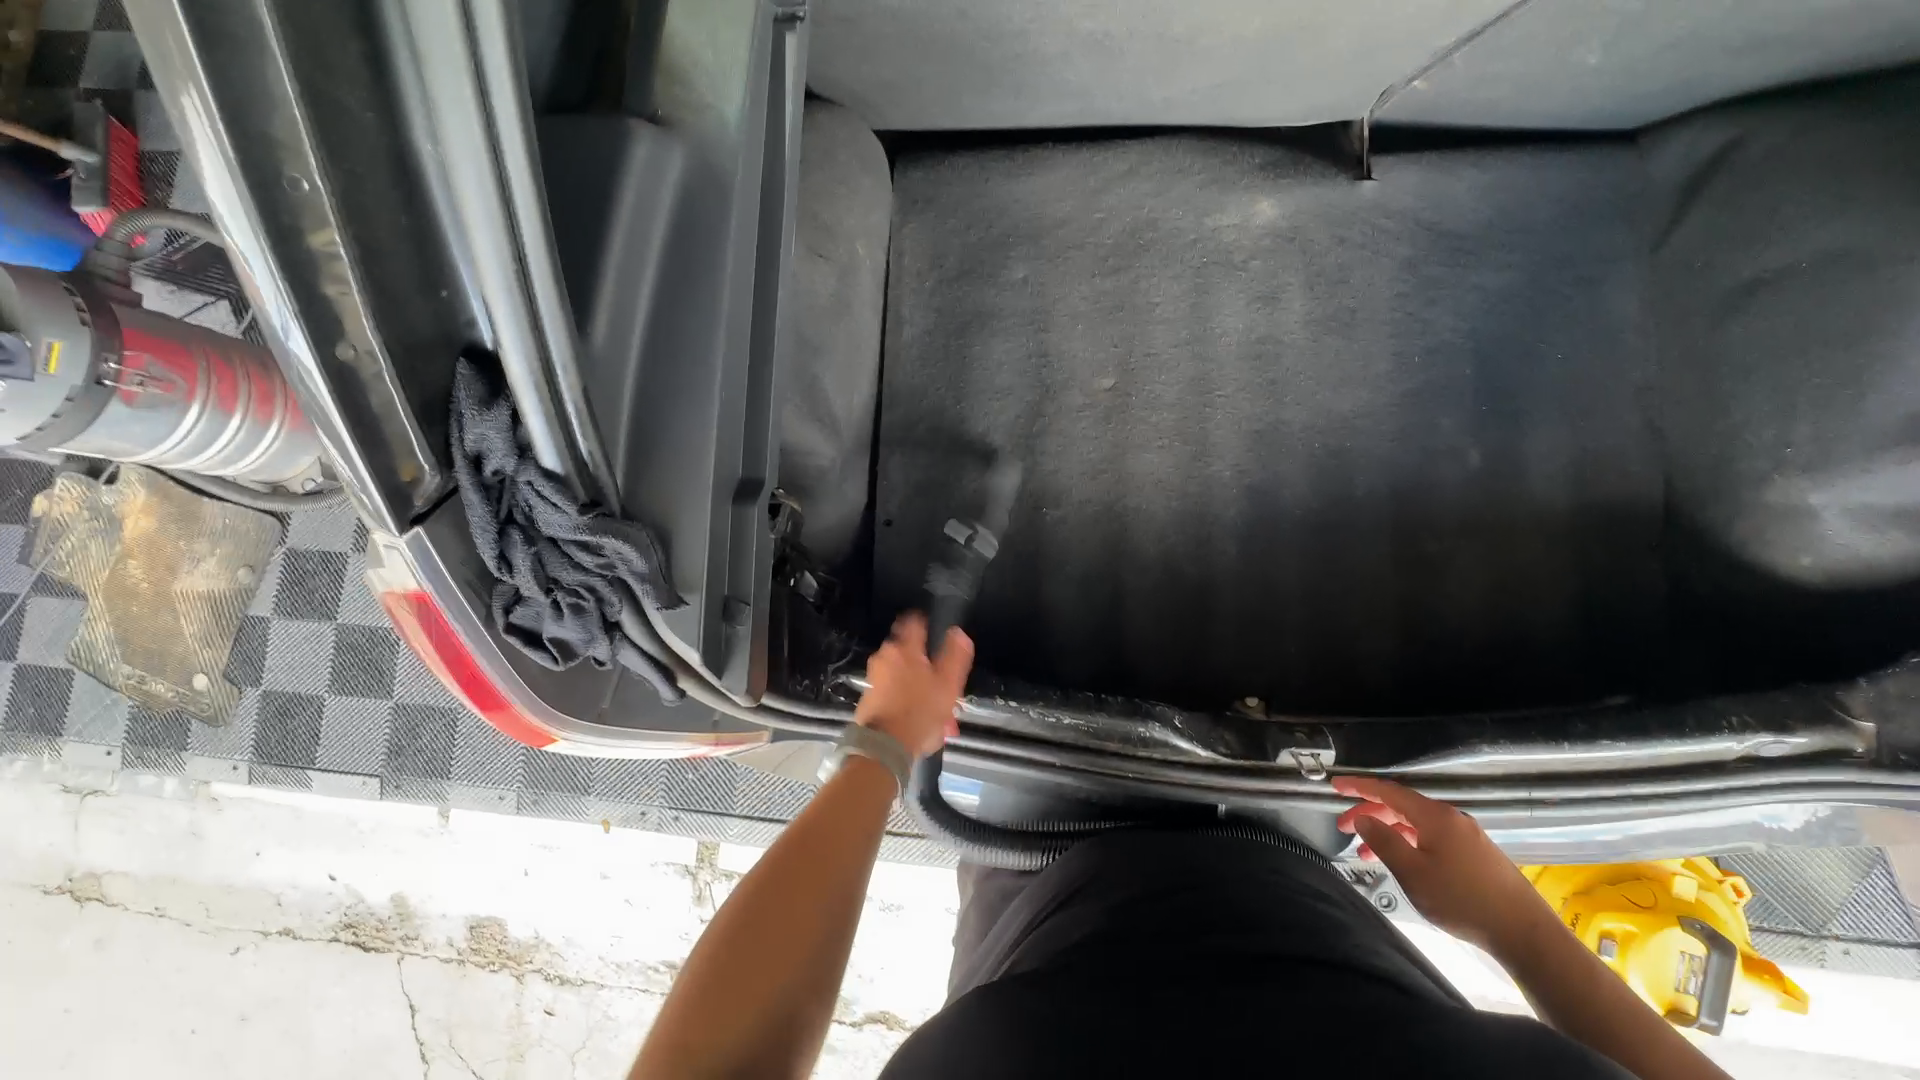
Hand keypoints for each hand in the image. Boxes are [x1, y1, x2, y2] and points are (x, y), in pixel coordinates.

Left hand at [853, 614, 973, 759]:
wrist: (883, 748)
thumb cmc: (919, 713)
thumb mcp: (948, 685)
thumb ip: (955, 656)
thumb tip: (958, 633)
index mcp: (905, 649)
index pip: (915, 621)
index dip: (927, 624)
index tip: (938, 635)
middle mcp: (885, 657)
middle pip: (911, 654)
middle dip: (930, 669)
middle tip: (946, 688)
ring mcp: (875, 678)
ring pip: (905, 677)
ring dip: (923, 691)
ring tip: (941, 716)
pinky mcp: (869, 698)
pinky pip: (895, 694)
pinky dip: (910, 703)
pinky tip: (925, 724)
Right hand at [1334, 776, 1554, 953]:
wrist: (1525, 932)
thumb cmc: (1462, 900)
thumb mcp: (1413, 872)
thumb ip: (1384, 841)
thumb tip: (1363, 819)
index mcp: (1435, 816)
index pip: (1389, 791)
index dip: (1359, 787)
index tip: (1335, 786)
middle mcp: (1452, 819)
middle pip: (1402, 806)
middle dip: (1370, 813)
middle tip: (1343, 828)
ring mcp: (1468, 836)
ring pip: (1418, 824)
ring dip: (1389, 832)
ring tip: (1368, 853)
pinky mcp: (1477, 854)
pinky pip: (1433, 837)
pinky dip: (1409, 842)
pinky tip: (1403, 862)